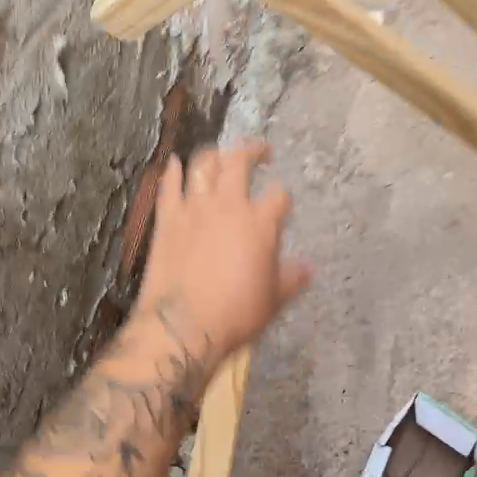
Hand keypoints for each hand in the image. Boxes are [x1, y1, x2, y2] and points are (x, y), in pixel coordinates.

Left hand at [130, 141, 311, 364]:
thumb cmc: (236, 314)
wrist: (183, 325)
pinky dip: (172, 172)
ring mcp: (194, 208)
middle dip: (253, 150)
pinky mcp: (167, 220)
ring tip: (221, 154)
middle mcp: (229, 205)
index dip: (283, 198)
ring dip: (214, 154)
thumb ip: (291, 278)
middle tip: (261, 151)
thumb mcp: (273, 299)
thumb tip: (308, 269)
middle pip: (240, 161)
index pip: (279, 195)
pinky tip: (174, 163)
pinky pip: (169, 187)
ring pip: (203, 165)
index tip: (283, 204)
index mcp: (261, 222)